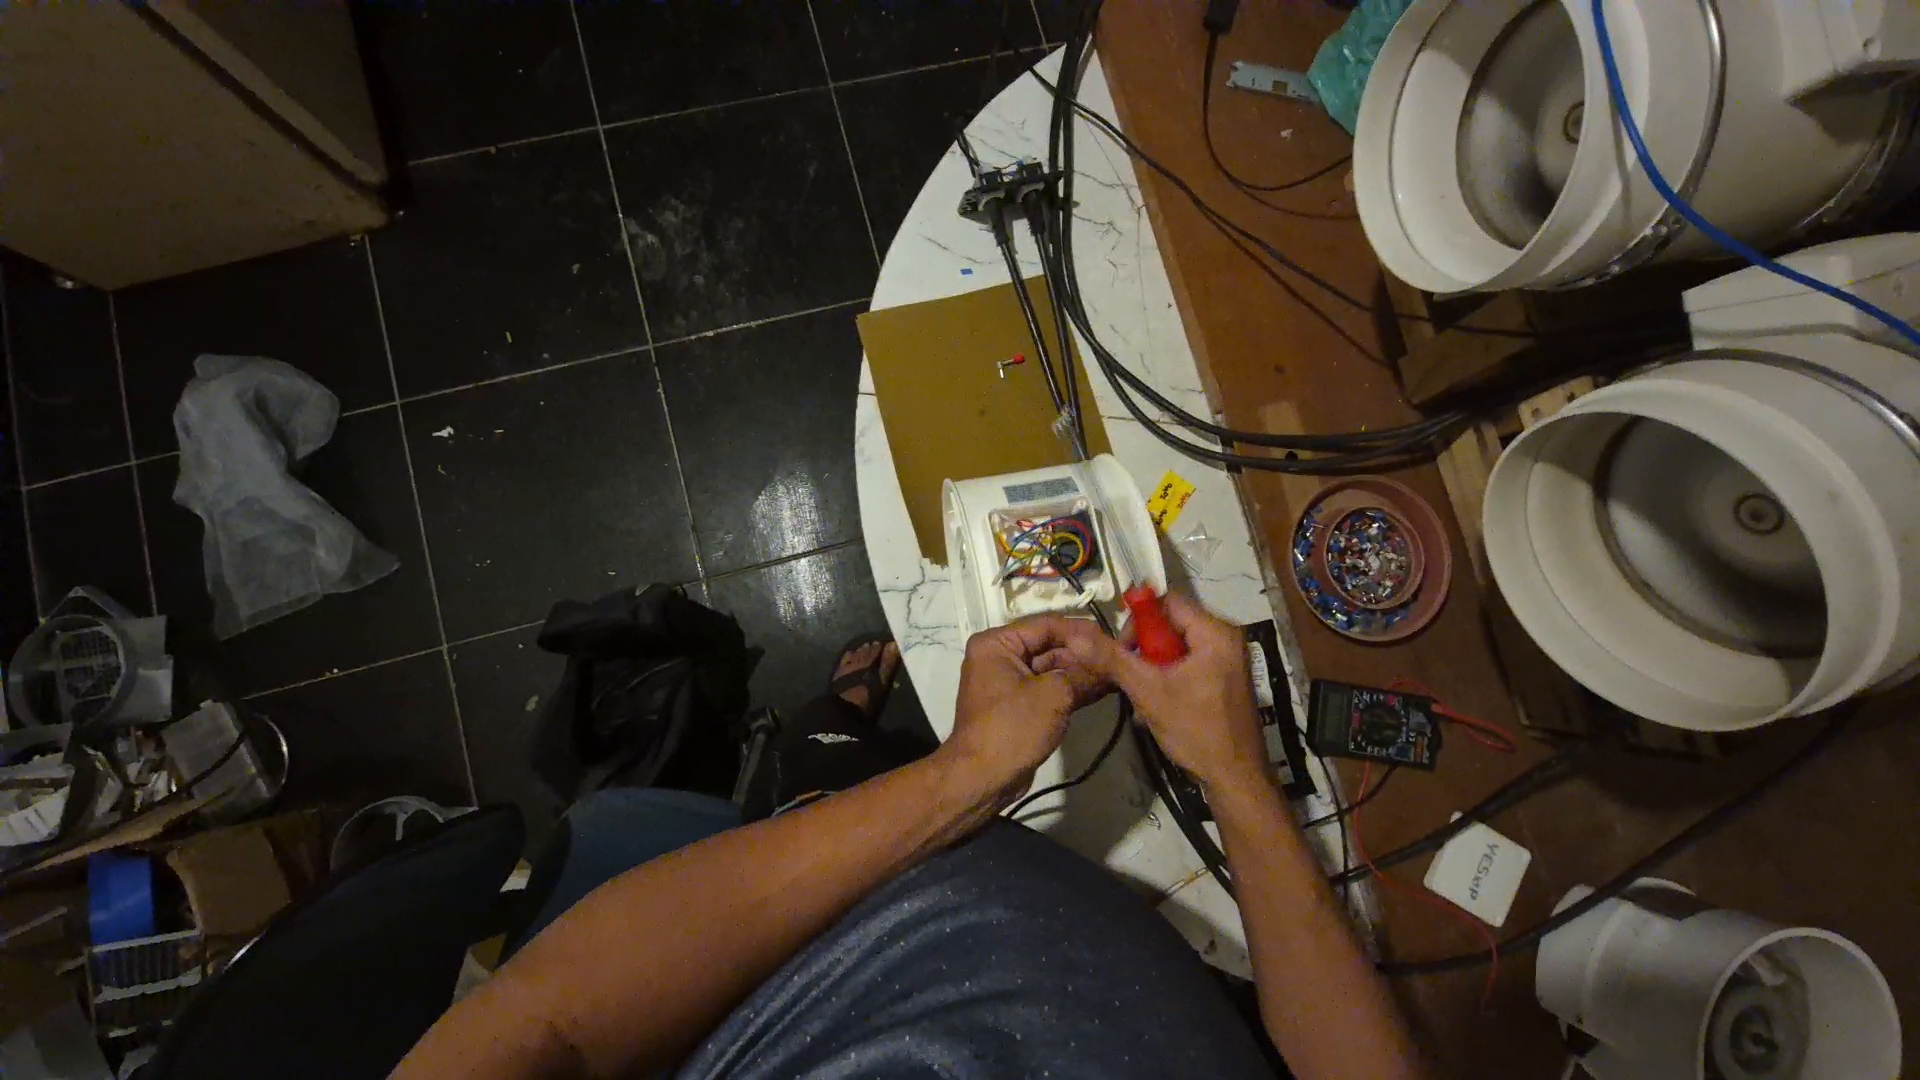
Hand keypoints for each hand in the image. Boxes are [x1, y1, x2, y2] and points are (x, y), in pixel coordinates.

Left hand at [940, 615, 1112, 806]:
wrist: (984, 779)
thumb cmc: (1013, 727)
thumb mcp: (1053, 695)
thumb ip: (1084, 674)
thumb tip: (1112, 664)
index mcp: (996, 644)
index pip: (1046, 625)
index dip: (1082, 631)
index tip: (1113, 637)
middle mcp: (1000, 657)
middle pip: (1050, 646)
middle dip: (1085, 654)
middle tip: (1121, 656)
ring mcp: (1010, 682)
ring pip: (1053, 669)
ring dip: (1084, 672)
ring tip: (1119, 671)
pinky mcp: (1020, 705)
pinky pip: (1050, 688)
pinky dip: (1074, 689)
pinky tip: (1105, 688)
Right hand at [1068, 593, 1267, 793]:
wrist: (1236, 779)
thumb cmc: (1196, 731)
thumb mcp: (1149, 692)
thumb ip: (1113, 660)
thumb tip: (1077, 636)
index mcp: (1216, 632)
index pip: (1167, 602)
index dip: (1138, 620)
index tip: (1122, 650)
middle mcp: (1226, 637)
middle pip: (1171, 623)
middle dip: (1144, 648)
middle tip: (1130, 676)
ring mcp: (1228, 659)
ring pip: (1176, 646)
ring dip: (1153, 667)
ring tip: (1142, 694)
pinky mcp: (1225, 677)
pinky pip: (1188, 662)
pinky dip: (1168, 676)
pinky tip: (1157, 703)